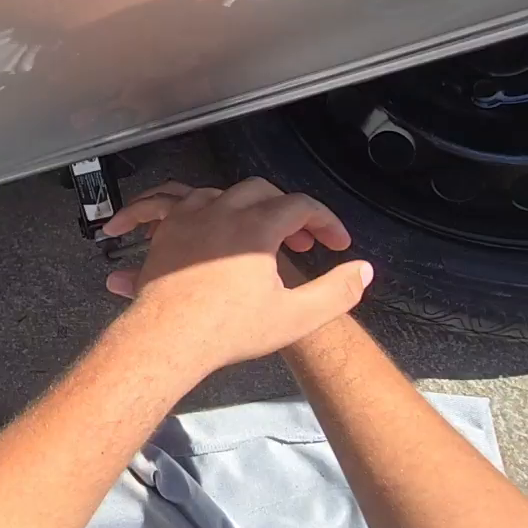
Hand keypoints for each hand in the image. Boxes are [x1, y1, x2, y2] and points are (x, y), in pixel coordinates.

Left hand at [102, 179, 374, 374]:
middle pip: (261, 190)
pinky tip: (210, 229)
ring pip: (220, 192)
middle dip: (287, 210)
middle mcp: (219, 211)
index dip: (325, 221)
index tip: (336, 244)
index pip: (300, 205)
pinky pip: (178, 202)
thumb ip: (337, 290)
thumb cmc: (229, 329)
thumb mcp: (296, 316)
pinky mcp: (163, 230)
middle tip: (299, 241)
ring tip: (257, 234)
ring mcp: (186, 217)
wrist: (168, 337)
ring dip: (245, 206)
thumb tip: (363, 270)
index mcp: (255, 227)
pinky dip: (200, 207)